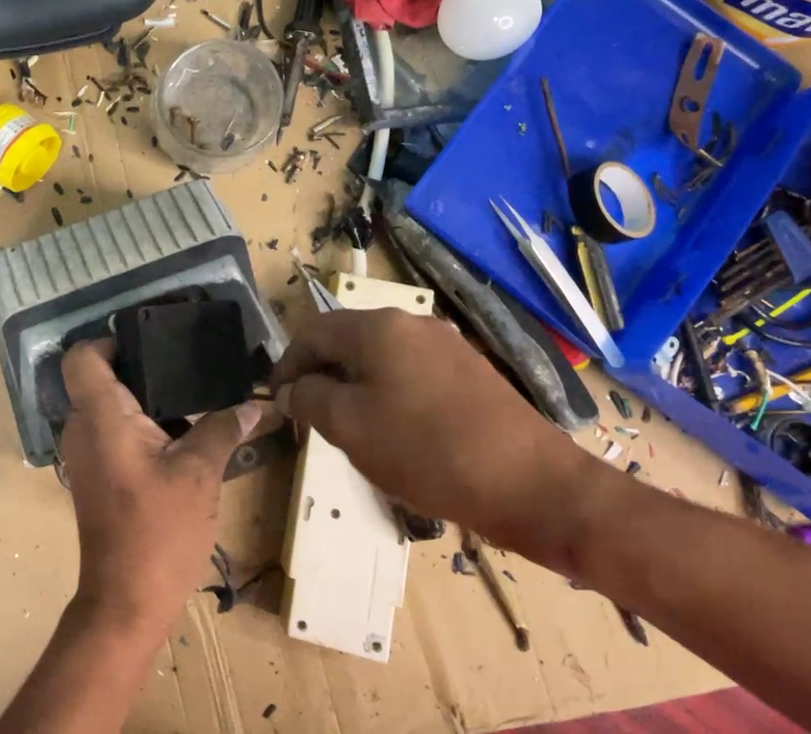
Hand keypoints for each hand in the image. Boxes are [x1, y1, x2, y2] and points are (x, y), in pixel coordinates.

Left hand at [56, 339, 269, 637]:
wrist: (127, 599)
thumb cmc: (159, 530)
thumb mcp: (199, 474)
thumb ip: (223, 429)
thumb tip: (254, 403)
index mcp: (100, 416)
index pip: (83, 357)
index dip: (109, 340)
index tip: (151, 341)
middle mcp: (84, 429)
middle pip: (99, 378)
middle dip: (140, 368)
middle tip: (187, 363)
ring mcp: (86, 455)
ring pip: (108, 408)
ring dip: (145, 400)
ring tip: (193, 395)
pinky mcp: (97, 476)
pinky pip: (113, 433)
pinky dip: (141, 426)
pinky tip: (183, 434)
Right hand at [272, 309, 602, 558]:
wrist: (533, 486)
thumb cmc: (426, 451)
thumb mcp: (349, 427)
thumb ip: (309, 399)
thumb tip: (292, 389)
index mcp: (378, 327)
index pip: (312, 331)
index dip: (287, 365)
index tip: (278, 401)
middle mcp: (412, 323)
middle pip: (347, 340)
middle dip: (321, 375)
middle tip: (309, 416)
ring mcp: (447, 346)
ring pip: (380, 358)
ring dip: (355, 386)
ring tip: (349, 428)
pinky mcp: (471, 373)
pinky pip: (412, 373)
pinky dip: (389, 394)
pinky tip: (395, 432)